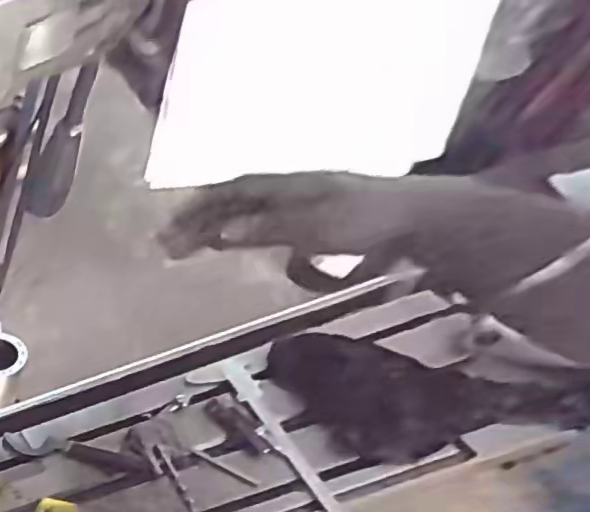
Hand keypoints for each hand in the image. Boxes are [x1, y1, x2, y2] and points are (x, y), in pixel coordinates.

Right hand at [159, 172, 481, 260]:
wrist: (423, 225)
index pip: (231, 192)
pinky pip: (263, 229)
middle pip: (234, 204)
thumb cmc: (366, 221)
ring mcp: (302, 208)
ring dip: (213, 231)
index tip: (169, 228)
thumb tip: (218, 234)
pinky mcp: (313, 226)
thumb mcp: (312, 225)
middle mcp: (291, 193)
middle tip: (166, 245)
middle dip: (197, 223)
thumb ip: (264, 229)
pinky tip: (231, 248)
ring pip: (246, 216)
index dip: (197, 208)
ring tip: (186, 248)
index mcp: (288, 185)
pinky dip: (239, 237)